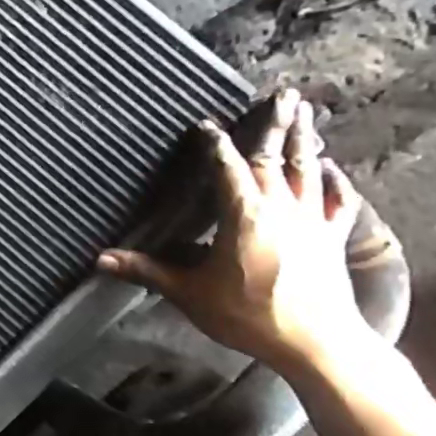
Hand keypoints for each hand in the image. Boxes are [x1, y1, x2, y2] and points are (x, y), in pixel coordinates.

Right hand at [98, 90, 376, 373]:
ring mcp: (311, 222)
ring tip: (306, 114)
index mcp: (244, 216)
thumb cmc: (246, 313)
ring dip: (306, 140)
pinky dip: (333, 180)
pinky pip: (335, 201)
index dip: (215, 145)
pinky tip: (330, 167)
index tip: (206, 124)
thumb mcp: (187, 292)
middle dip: (275, 125)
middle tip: (283, 93)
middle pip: (276, 158)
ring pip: (309, 170)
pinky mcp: (331, 239)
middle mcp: (281, 209)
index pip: (227, 169)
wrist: (316, 342)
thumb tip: (100, 259)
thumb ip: (146, 270)